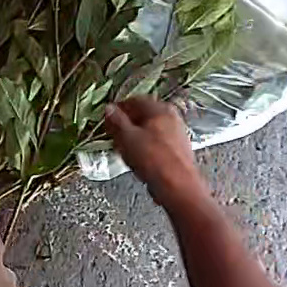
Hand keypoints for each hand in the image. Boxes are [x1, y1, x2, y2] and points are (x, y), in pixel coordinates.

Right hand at [103, 97, 208, 212]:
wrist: (178, 186)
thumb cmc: (152, 159)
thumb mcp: (126, 138)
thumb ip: (116, 121)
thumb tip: (108, 109)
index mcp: (160, 109)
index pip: (135, 100)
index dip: (118, 108)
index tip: (107, 118)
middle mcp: (172, 118)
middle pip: (145, 115)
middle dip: (127, 123)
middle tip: (114, 132)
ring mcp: (178, 134)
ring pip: (152, 129)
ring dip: (136, 135)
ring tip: (124, 147)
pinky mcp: (179, 150)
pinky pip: (158, 142)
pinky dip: (146, 146)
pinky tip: (139, 158)